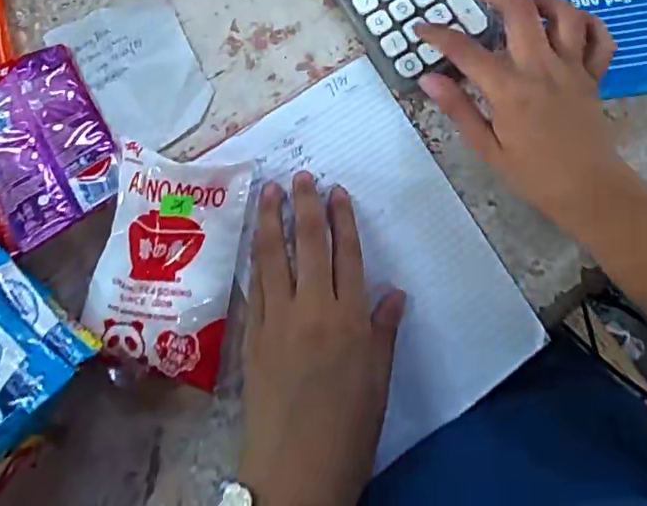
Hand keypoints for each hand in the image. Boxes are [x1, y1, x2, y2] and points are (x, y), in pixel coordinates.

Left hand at [238, 174, 404, 505]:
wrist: (294, 471)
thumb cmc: (348, 430)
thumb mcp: (378, 382)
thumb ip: (384, 331)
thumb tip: (394, 290)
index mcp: (349, 319)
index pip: (346, 254)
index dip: (341, 218)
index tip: (335, 191)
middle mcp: (312, 308)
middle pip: (307, 244)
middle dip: (304, 205)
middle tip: (300, 176)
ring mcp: (277, 318)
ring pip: (272, 256)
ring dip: (269, 219)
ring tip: (268, 190)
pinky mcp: (252, 334)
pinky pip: (254, 285)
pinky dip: (254, 257)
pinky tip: (252, 240)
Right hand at [416, 0, 637, 230]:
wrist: (592, 193)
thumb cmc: (534, 174)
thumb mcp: (487, 148)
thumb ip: (458, 108)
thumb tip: (428, 78)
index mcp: (510, 89)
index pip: (466, 50)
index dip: (439, 35)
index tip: (421, 28)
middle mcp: (542, 68)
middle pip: (520, 9)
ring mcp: (572, 68)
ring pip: (563, 13)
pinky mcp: (593, 75)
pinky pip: (598, 37)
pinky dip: (584, 21)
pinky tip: (564, 20)